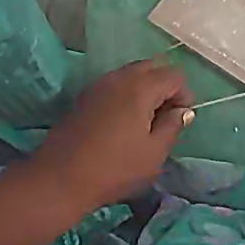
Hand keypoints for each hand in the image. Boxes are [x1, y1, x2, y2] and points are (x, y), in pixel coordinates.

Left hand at [30, 59, 192, 207]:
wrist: (60, 177)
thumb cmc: (114, 168)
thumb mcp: (154, 153)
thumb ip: (172, 126)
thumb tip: (182, 110)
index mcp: (140, 87)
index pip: (174, 75)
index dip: (184, 95)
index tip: (180, 121)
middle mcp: (119, 77)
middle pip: (152, 67)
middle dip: (165, 87)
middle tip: (165, 118)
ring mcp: (98, 84)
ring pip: (131, 74)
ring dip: (145, 90)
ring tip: (144, 123)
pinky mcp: (84, 96)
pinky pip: (114, 84)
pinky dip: (126, 95)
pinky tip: (122, 123)